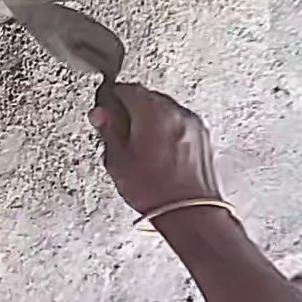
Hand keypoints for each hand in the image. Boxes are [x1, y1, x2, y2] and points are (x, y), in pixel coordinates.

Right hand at [88, 83, 223, 213]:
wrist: (189, 212)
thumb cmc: (154, 189)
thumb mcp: (118, 160)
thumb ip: (108, 131)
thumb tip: (99, 113)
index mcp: (153, 113)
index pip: (128, 89)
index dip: (112, 97)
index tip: (103, 109)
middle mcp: (177, 113)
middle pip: (148, 97)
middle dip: (131, 108)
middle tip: (116, 128)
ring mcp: (192, 125)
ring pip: (164, 110)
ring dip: (148, 119)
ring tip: (136, 144)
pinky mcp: (201, 138)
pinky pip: (177, 124)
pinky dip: (164, 130)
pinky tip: (155, 151)